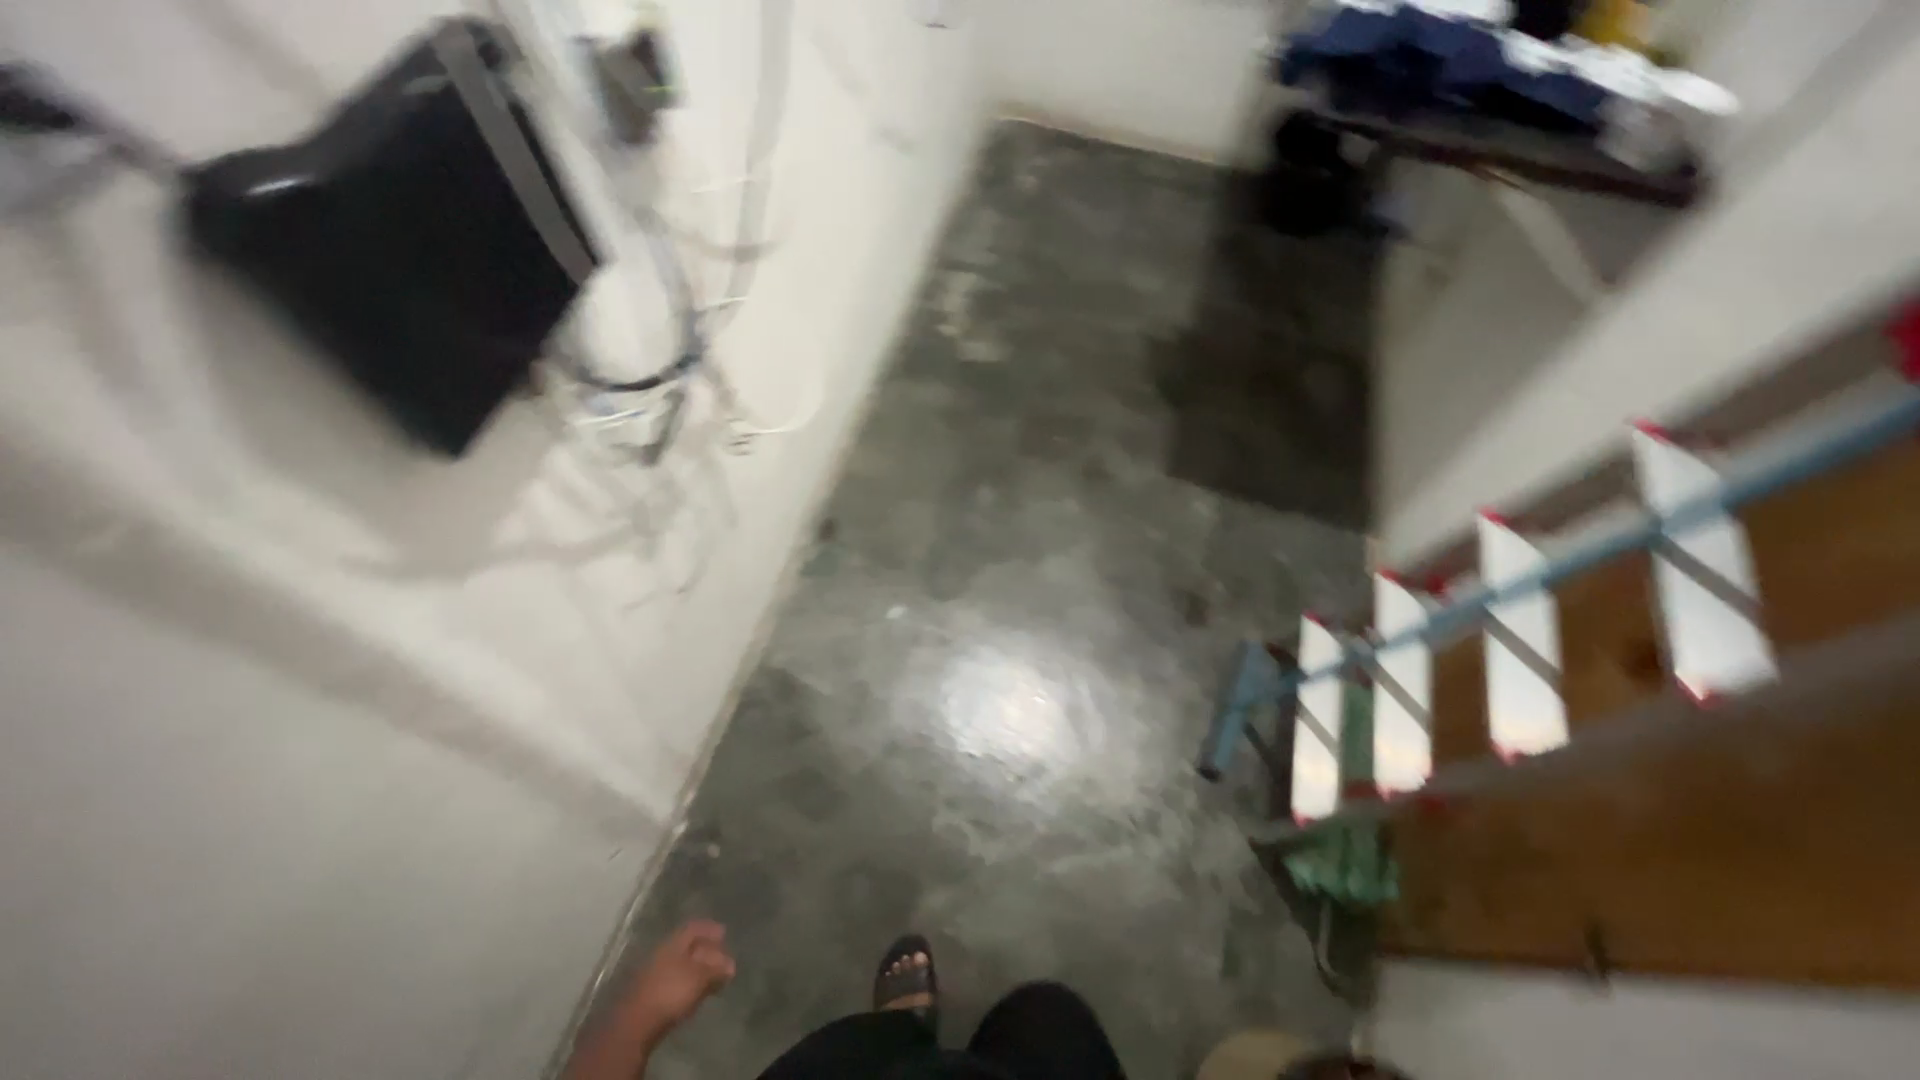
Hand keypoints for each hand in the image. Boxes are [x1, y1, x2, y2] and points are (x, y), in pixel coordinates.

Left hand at [617, 920, 735, 1043]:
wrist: (634, 1023)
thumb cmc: (670, 992)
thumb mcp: (700, 978)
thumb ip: (716, 969)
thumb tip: (730, 965)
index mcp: (673, 944)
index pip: (694, 928)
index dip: (710, 929)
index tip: (724, 934)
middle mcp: (663, 954)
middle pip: (688, 947)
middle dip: (708, 951)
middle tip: (724, 960)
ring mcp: (654, 975)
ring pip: (682, 965)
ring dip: (699, 970)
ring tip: (714, 979)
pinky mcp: (651, 994)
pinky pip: (675, 981)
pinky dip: (689, 983)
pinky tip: (697, 993)